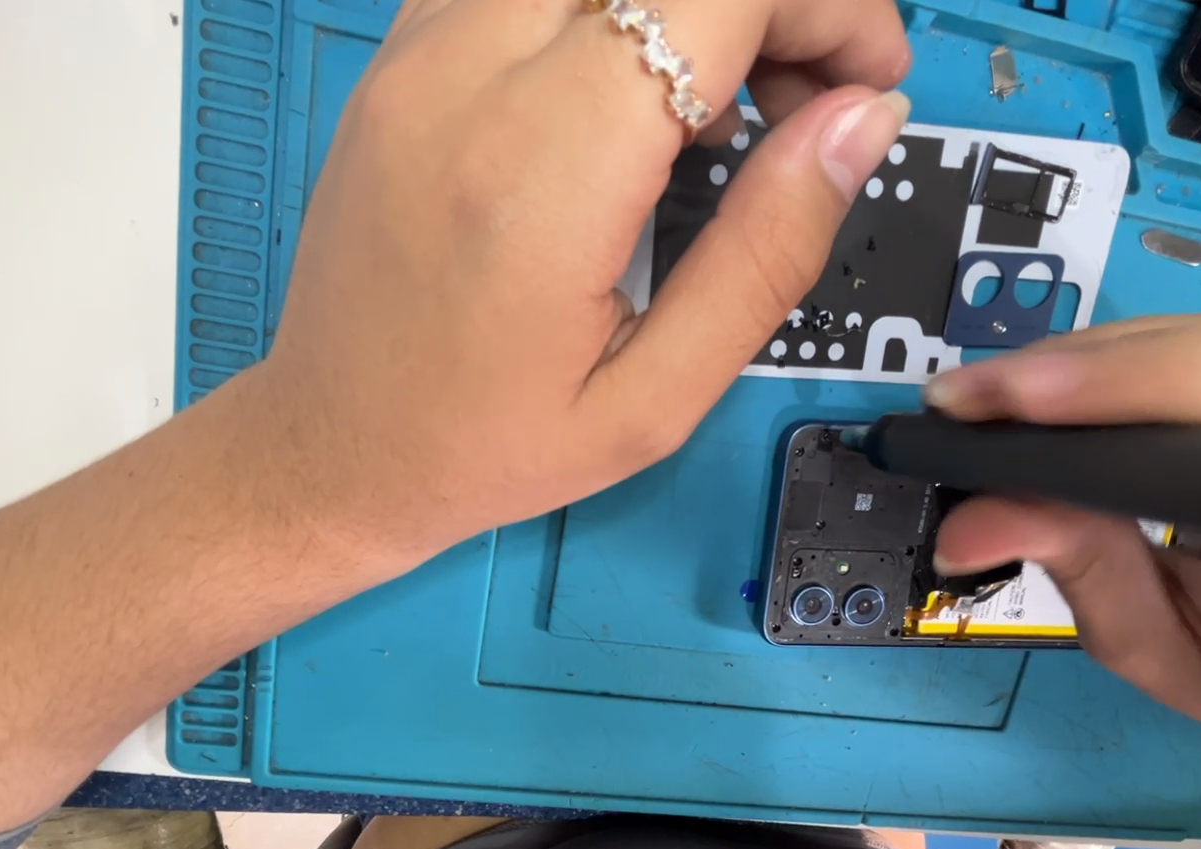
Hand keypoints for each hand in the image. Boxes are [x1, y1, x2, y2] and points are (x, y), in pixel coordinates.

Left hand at [215, 0, 910, 576]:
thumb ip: (764, 258)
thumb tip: (858, 126)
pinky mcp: (399, 63)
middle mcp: (465, 80)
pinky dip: (615, 13)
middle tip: (812, 99)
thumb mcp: (653, 400)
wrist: (336, 451)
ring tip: (730, 113)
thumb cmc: (487, 450)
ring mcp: (417, 56)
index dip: (823, 7)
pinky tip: (638, 104)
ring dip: (694, 7)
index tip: (864, 84)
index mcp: (541, 176)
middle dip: (771, 0)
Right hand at [924, 317, 1200, 753]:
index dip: (1102, 389)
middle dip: (1058, 374)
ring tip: (978, 403)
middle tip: (950, 407)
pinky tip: (1035, 395)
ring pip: (1186, 336)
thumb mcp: (1173, 652)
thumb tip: (965, 524)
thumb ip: (1085, 576)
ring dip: (1067, 367)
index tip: (982, 412)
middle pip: (1193, 349)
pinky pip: (1186, 348)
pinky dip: (1095, 371)